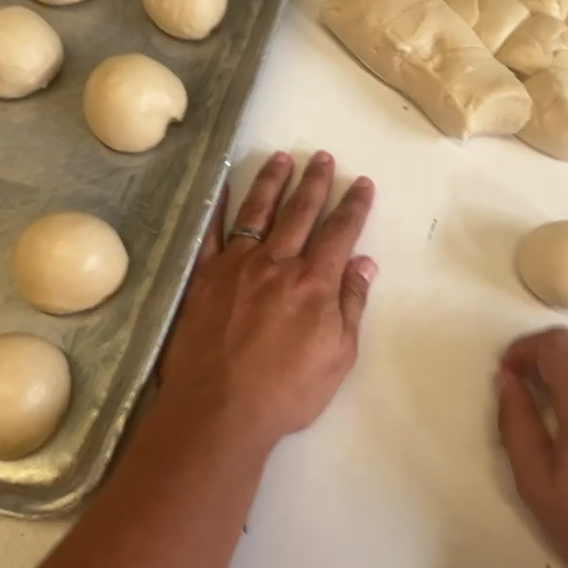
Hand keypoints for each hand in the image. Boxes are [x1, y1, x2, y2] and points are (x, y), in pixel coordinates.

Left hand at [155, 152, 377, 451]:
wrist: (219, 410)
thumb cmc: (286, 392)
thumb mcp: (337, 356)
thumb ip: (351, 306)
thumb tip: (364, 264)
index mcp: (315, 283)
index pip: (340, 233)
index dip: (353, 206)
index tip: (361, 184)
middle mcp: (277, 263)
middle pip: (300, 212)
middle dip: (315, 182)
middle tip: (322, 157)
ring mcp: (236, 266)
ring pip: (258, 211)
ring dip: (273, 181)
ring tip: (282, 158)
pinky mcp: (203, 276)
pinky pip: (210, 231)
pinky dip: (217, 204)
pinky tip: (223, 184)